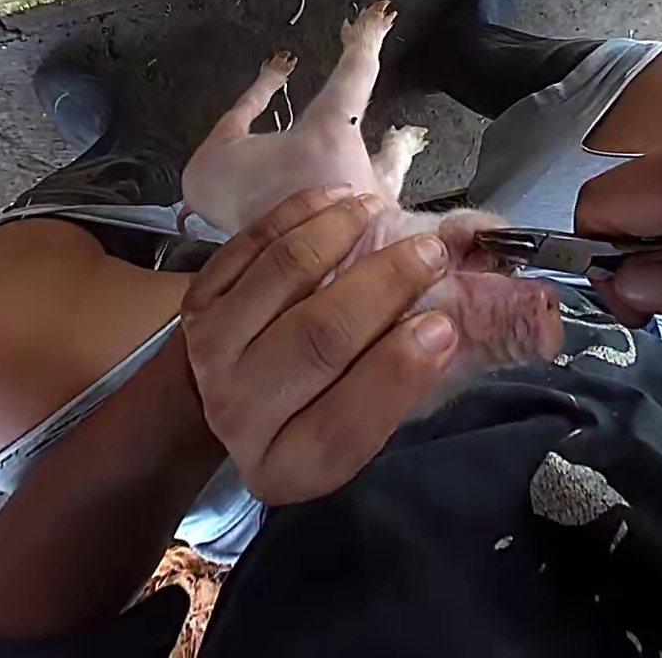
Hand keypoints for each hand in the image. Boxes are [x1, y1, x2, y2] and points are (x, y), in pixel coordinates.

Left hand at [181, 186, 460, 503]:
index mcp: (291, 462)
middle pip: (318, 338)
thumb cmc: (314, 399)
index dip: (399, 370)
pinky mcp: (200, 297)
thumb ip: (408, 377)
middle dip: (384, 284)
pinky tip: (338, 198)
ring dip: (338, 232)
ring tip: (378, 209)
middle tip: (430, 251)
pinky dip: (298, 212)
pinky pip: (253, 241)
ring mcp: (213, 348)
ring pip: (285, 274)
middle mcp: (243, 410)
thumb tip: (461, 322)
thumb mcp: (361, 413)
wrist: (226, 382)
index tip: (443, 323)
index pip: (347, 423)